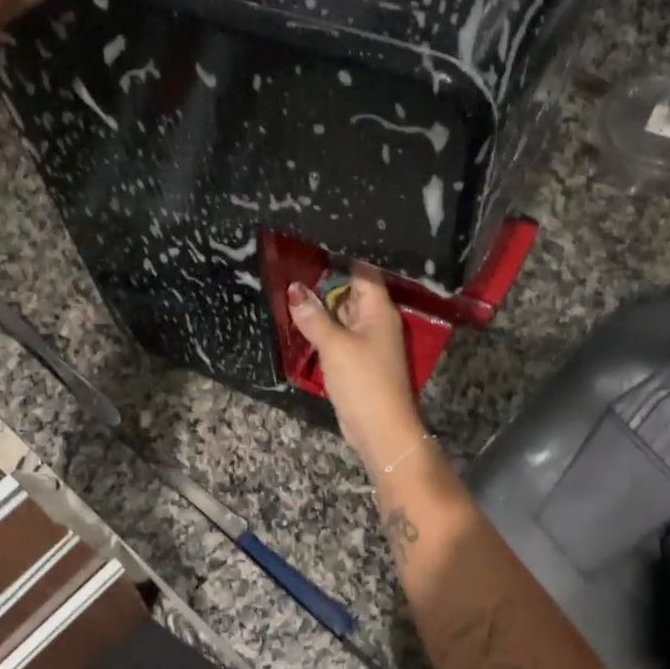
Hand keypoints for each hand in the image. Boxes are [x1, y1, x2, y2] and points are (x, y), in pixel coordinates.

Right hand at [286, 264, 426, 470]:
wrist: (379, 429)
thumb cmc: (363, 381)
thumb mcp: (335, 345)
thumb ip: (314, 317)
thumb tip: (294, 289)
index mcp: (379, 309)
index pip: (364, 270)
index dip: (342, 254)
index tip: (315, 239)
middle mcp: (376, 321)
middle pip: (351, 291)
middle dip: (326, 279)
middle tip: (293, 258)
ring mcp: (367, 342)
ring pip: (341, 315)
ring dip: (321, 306)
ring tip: (290, 282)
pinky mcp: (356, 361)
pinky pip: (338, 336)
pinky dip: (322, 329)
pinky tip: (300, 319)